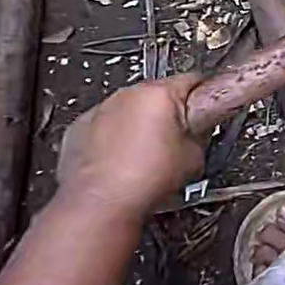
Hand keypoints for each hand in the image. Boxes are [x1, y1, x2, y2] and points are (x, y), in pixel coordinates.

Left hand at [56, 74, 206, 213]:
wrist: (100, 205)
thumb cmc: (143, 181)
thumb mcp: (195, 157)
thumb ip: (200, 135)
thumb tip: (200, 131)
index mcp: (159, 94)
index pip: (193, 80)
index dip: (202, 96)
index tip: (204, 109)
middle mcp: (127, 94)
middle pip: (158, 95)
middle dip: (169, 114)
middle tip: (176, 142)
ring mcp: (100, 109)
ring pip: (129, 110)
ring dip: (139, 125)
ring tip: (145, 157)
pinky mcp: (79, 128)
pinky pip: (104, 126)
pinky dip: (113, 139)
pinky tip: (121, 163)